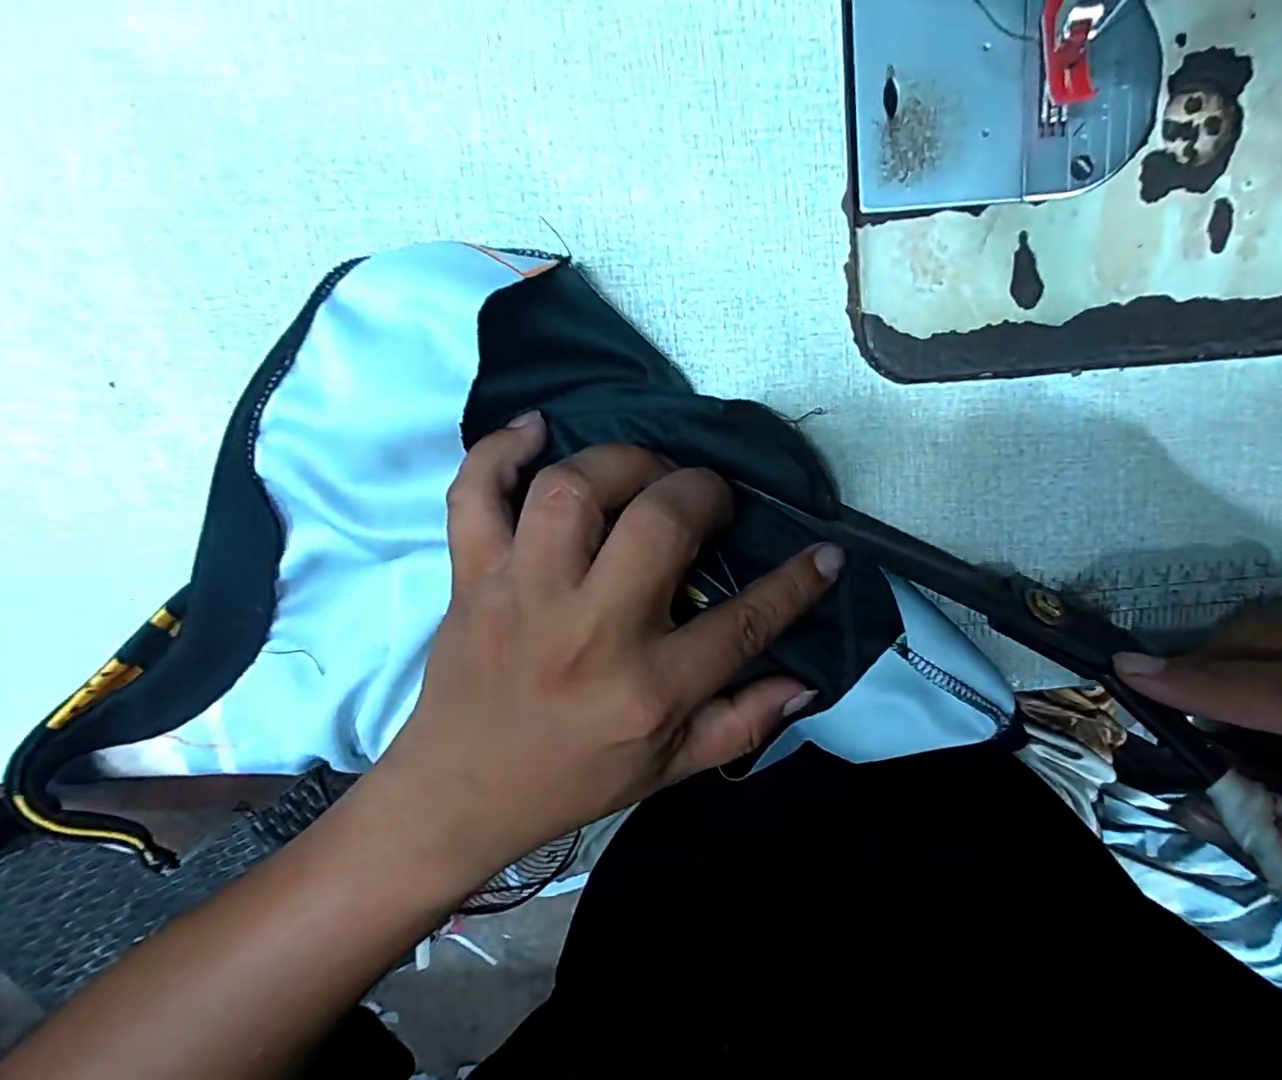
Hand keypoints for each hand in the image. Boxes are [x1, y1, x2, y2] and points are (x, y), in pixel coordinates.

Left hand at [361, 413, 843, 897]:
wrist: (456, 797)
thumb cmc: (575, 780)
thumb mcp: (672, 768)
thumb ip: (744, 723)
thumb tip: (806, 679)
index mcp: (649, 688)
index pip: (745, 622)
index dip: (798, 582)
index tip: (825, 553)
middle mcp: (590, 631)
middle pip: (659, 525)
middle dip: (703, 492)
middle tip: (711, 501)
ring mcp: (523, 596)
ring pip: (573, 492)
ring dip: (622, 463)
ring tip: (645, 474)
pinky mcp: (471, 578)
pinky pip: (475, 494)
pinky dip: (499, 450)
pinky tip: (536, 429)